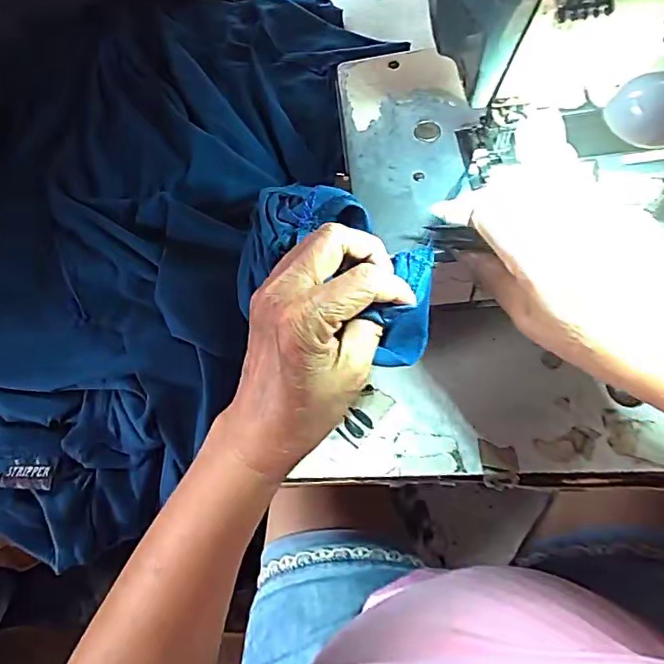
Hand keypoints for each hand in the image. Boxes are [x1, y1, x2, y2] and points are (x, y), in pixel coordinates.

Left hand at [215, 223, 415, 481]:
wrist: (260, 425)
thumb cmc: (303, 411)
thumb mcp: (353, 372)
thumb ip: (371, 326)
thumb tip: (382, 302)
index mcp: (305, 317)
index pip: (362, 278)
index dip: (392, 286)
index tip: (403, 299)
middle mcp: (282, 293)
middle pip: (333, 237)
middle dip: (367, 250)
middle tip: (384, 278)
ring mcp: (269, 289)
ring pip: (314, 241)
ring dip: (345, 253)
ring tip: (365, 281)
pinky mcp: (265, 293)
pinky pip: (300, 258)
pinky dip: (326, 263)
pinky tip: (340, 287)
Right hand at [449, 122, 663, 416]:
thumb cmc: (606, 340)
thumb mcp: (530, 319)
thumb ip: (494, 278)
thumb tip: (471, 258)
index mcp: (530, 246)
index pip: (479, 205)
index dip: (460, 210)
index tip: (453, 218)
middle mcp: (561, 214)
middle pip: (509, 179)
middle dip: (489, 194)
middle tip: (486, 220)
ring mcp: (595, 203)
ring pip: (543, 168)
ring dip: (522, 184)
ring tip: (520, 209)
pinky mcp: (620, 204)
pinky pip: (577, 182)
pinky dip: (558, 189)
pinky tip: (560, 217)